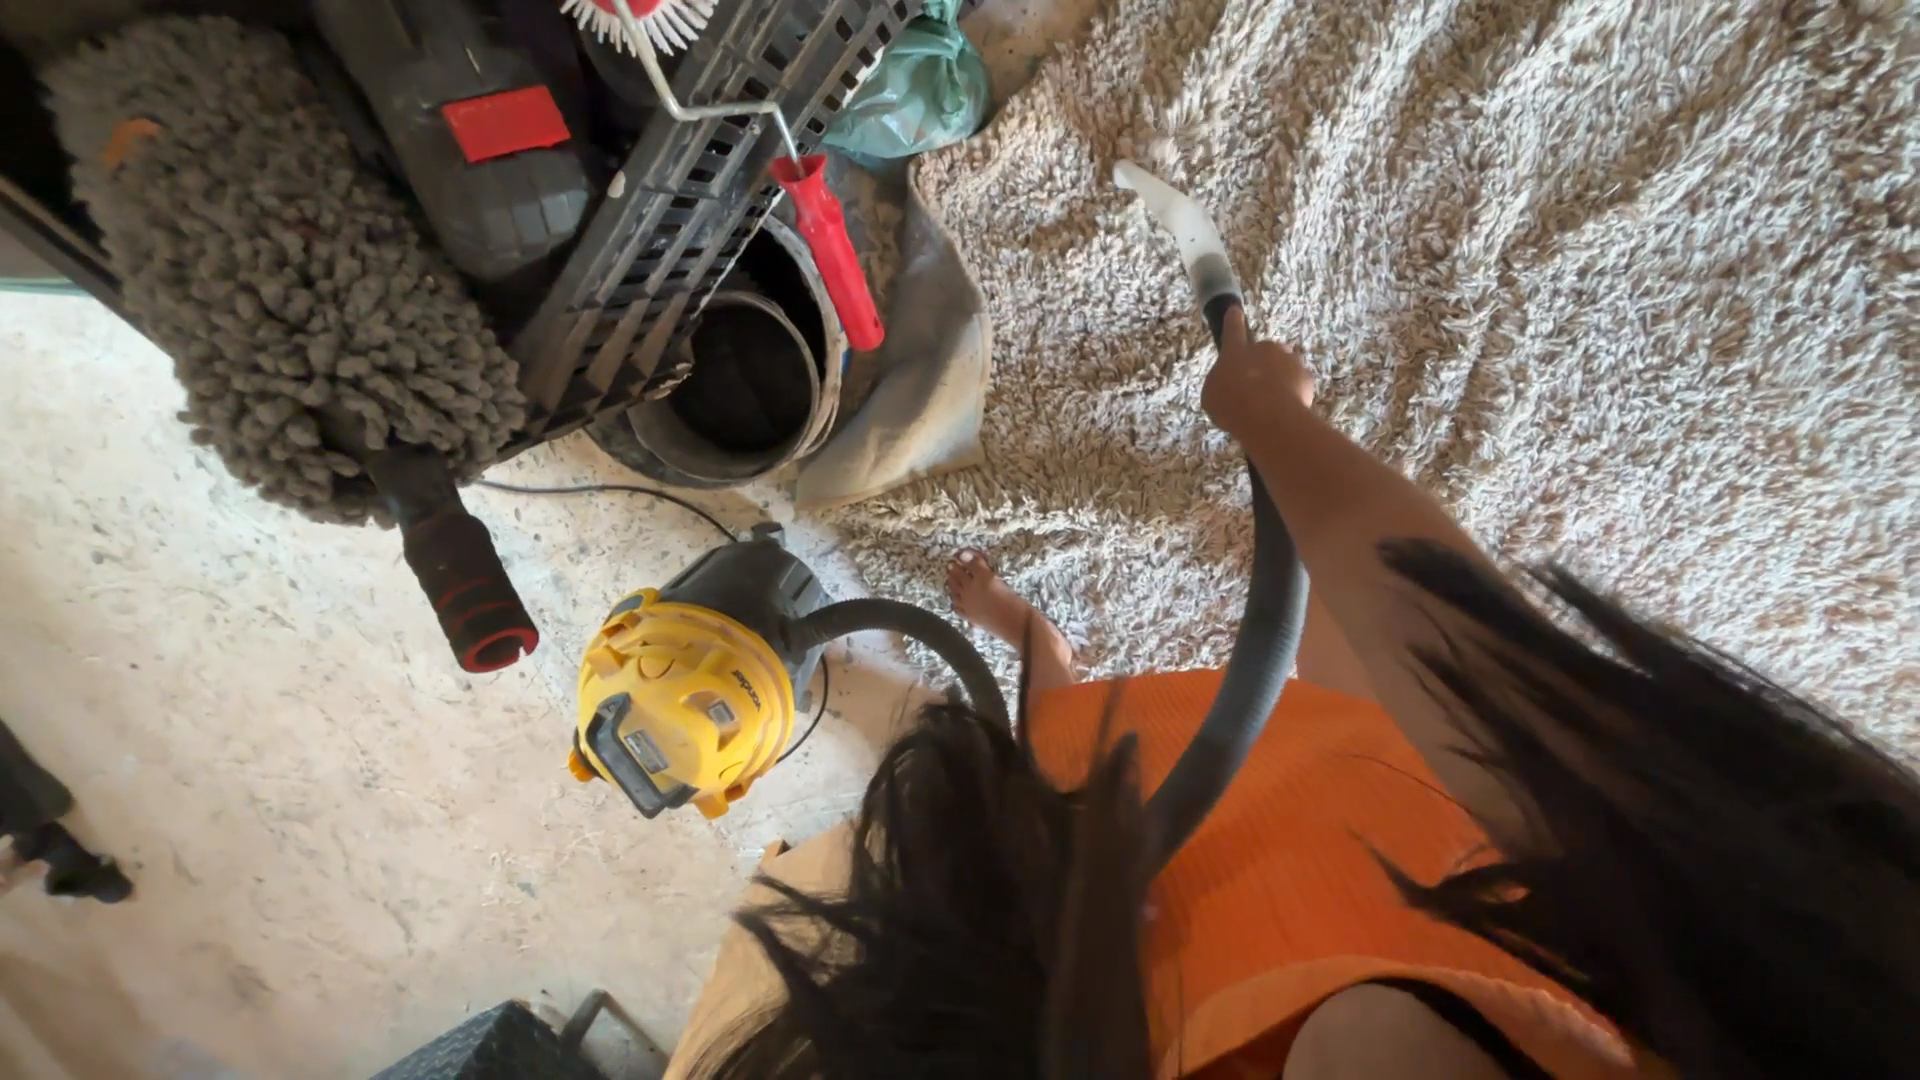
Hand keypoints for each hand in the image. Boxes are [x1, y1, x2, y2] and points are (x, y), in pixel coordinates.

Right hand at [1201, 306, 1314, 437]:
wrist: (1268, 417)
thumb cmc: (1231, 404)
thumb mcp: (1212, 396)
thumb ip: (1221, 383)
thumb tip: (1228, 382)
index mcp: (1236, 352)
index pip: (1232, 331)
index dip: (1232, 320)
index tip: (1234, 310)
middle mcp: (1264, 349)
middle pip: (1264, 351)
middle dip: (1261, 364)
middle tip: (1254, 388)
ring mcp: (1288, 361)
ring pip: (1283, 365)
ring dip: (1278, 378)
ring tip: (1270, 403)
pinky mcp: (1306, 376)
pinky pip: (1297, 382)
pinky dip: (1292, 392)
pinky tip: (1284, 409)